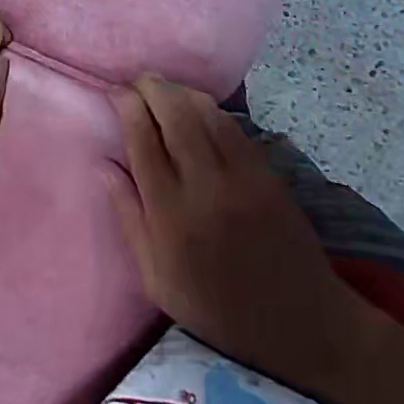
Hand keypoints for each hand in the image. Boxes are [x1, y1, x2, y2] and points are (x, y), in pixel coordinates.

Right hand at [106, 76, 359, 368]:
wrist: (299, 322)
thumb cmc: (215, 306)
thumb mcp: (156, 278)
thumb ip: (128, 218)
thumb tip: (104, 166)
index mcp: (170, 215)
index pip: (143, 141)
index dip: (127, 107)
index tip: (116, 91)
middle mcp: (205, 186)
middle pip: (174, 115)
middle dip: (152, 88)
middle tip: (138, 82)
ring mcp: (242, 176)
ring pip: (206, 112)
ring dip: (180, 91)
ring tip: (163, 88)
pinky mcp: (267, 172)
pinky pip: (233, 126)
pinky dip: (209, 108)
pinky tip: (197, 106)